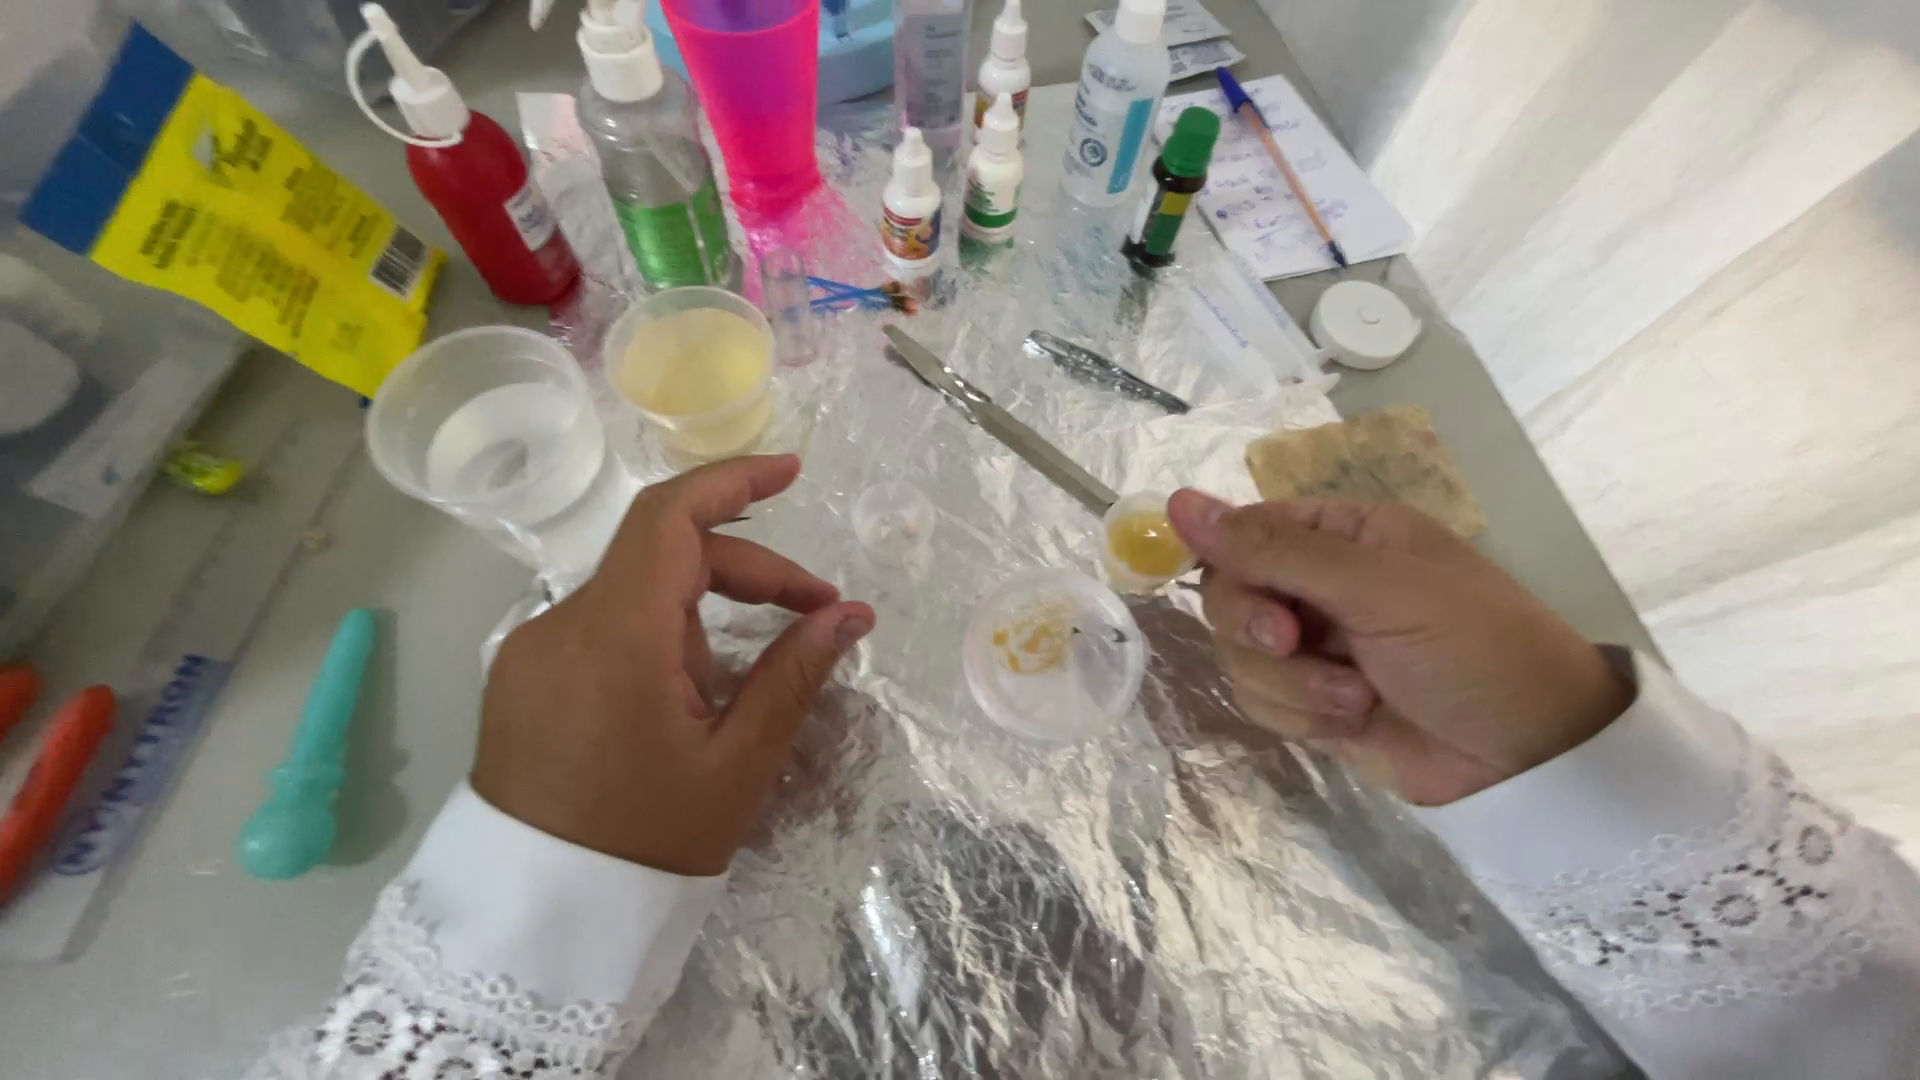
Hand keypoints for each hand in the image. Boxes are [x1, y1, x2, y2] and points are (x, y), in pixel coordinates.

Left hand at [473, 455, 874, 875]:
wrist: (538, 925)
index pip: (670, 518)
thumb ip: (796, 674)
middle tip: (817, 612)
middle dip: (751, 569)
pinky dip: (666, 626)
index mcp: (616, 638)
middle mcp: (563, 625)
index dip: (732, 481)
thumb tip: (852, 614)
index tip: (792, 472)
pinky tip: (695, 681)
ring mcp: (536, 649)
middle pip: (667, 554)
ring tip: (761, 656)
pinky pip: (608, 621)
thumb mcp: (739, 762)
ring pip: (639, 587)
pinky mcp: (527, 674)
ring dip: (709, 599)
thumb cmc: (649, 844)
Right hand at [1167, 492, 1631, 805]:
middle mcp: (1315, 584)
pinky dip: (1299, 714)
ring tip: (1356, 697)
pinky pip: (1257, 700)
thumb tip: (1176, 501)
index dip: (1229, 563)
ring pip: (1237, 654)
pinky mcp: (1307, 700)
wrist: (1533, 760)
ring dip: (1290, 682)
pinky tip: (1353, 720)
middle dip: (1256, 629)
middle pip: (1226, 595)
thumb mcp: (1374, 586)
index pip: (1243, 532)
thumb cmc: (1470, 647)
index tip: (1250, 594)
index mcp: (1337, 535)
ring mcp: (1310, 646)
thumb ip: (1271, 548)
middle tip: (1294, 643)